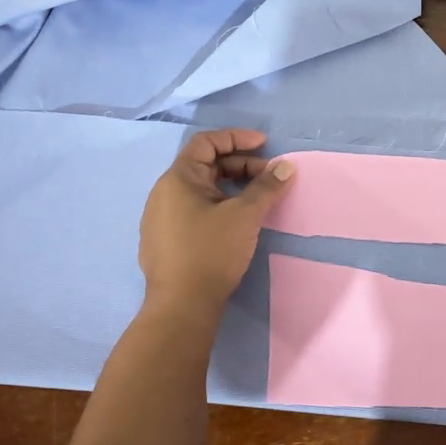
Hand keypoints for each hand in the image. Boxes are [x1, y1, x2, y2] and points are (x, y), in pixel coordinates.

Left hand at [138, 129, 293, 321]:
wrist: (181, 306)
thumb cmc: (211, 252)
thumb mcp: (245, 215)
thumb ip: (266, 187)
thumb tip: (285, 166)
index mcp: (178, 179)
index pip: (206, 142)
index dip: (237, 138)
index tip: (264, 145)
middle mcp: (164, 193)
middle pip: (205, 165)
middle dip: (240, 166)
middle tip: (268, 178)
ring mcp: (160, 218)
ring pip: (201, 189)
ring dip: (231, 186)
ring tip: (257, 200)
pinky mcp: (164, 240)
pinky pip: (194, 209)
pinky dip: (218, 205)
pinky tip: (236, 222)